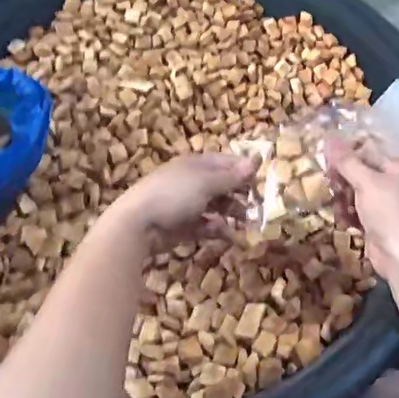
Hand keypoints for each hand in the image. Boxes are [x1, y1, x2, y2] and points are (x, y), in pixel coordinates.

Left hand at [112, 153, 254, 234]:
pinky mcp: (182, 227)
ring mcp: (186, 205)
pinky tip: (230, 237)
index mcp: (196, 165)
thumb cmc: (173, 195)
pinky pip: (205, 225)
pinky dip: (217, 229)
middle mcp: (192, 182)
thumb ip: (231, 176)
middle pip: (222, 185)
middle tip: (259, 207)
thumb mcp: (206, 183)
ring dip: (232, 213)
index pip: (226, 162)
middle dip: (240, 195)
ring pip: (216, 207)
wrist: (136, 225)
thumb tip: (256, 160)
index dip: (244, 170)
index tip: (262, 182)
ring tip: (248, 224)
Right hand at [326, 140, 398, 280]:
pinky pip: (356, 211)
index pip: (365, 151)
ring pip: (354, 192)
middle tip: (329, 185)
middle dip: (342, 179)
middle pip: (358, 172)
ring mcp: (384, 204)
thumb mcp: (367, 183)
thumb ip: (347, 161)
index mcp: (395, 167)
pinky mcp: (376, 223)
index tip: (325, 161)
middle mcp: (391, 182)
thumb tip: (329, 136)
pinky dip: (348, 214)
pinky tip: (343, 221)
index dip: (345, 155)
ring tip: (338, 207)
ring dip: (343, 199)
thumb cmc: (389, 213)